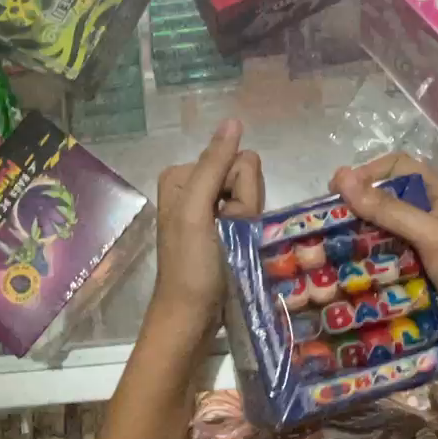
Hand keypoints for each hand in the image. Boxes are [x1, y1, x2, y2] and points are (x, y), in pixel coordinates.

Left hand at [152, 119, 263, 340]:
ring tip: (230, 248)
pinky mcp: (225, 231)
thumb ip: (215, 164)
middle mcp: (196, 187)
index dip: (239, 192)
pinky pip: (253, 218)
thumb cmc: (192, 265)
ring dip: (249, 223)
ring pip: (254, 198)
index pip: (237, 160)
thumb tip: (233, 120)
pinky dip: (251, 235)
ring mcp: (211, 210)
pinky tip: (238, 254)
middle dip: (244, 207)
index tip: (221, 220)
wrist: (191, 318)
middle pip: (246, 177)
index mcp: (183, 175)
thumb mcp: (196, 210)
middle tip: (226, 237)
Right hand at [329, 153, 437, 340]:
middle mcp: (437, 214)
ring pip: (388, 231)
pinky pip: (392, 259)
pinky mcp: (427, 273)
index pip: (398, 167)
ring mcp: (432, 246)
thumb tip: (340, 177)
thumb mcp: (431, 236)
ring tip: (334, 252)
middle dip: (359, 209)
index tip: (336, 194)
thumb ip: (388, 209)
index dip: (366, 173)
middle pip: (390, 199)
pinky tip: (355, 274)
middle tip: (329, 228)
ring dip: (362, 238)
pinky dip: (373, 263)